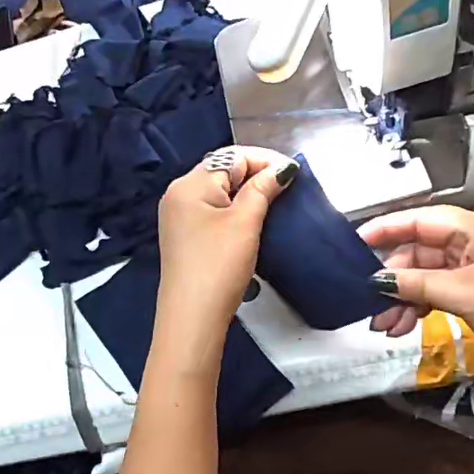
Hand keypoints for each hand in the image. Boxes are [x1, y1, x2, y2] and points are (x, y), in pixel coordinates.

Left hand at [155, 147, 298, 335]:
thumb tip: (281, 168)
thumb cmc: (219, 266)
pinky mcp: (185, 236)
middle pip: (223, 170)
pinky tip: (253, 220)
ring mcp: (179, 217)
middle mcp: (178, 195)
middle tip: (288, 187)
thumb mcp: (244, 223)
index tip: (295, 173)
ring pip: (219, 191)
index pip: (231, 157)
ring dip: (247, 192)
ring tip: (276, 202)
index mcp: (189, 185)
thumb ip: (262, 189)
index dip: (265, 160)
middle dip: (256, 174)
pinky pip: (213, 210)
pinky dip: (235, 209)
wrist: (192, 316)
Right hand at [357, 206, 473, 381]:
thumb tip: (376, 281)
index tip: (355, 243)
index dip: (387, 229)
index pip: (424, 220)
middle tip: (371, 304)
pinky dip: (422, 307)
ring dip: (405, 299)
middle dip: (395, 278)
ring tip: (385, 325)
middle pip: (423, 251)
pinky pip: (441, 292)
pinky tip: (403, 325)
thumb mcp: (465, 294)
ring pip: (429, 276)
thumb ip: (417, 284)